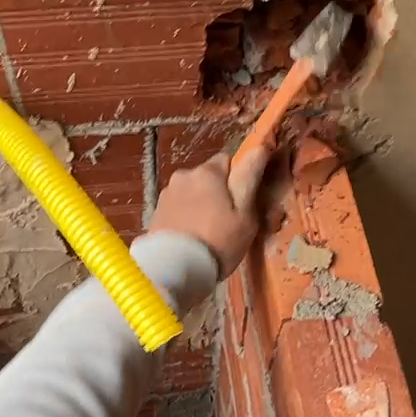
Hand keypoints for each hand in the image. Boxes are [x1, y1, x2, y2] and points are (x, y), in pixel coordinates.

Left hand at [146, 144, 269, 277]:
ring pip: (191, 193)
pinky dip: (185, 217)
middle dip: (217, 193)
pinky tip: (190, 237)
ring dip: (200, 205)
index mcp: (207, 172)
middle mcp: (183, 175)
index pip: (228, 161)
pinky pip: (178, 208)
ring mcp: (166, 194)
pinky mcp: (155, 212)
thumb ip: (250, 178)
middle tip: (226, 222)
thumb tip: (260, 147)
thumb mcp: (245, 214)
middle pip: (207, 177)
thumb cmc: (218, 242)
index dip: (238, 179)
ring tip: (206, 233)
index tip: (242, 202)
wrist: (174, 269)